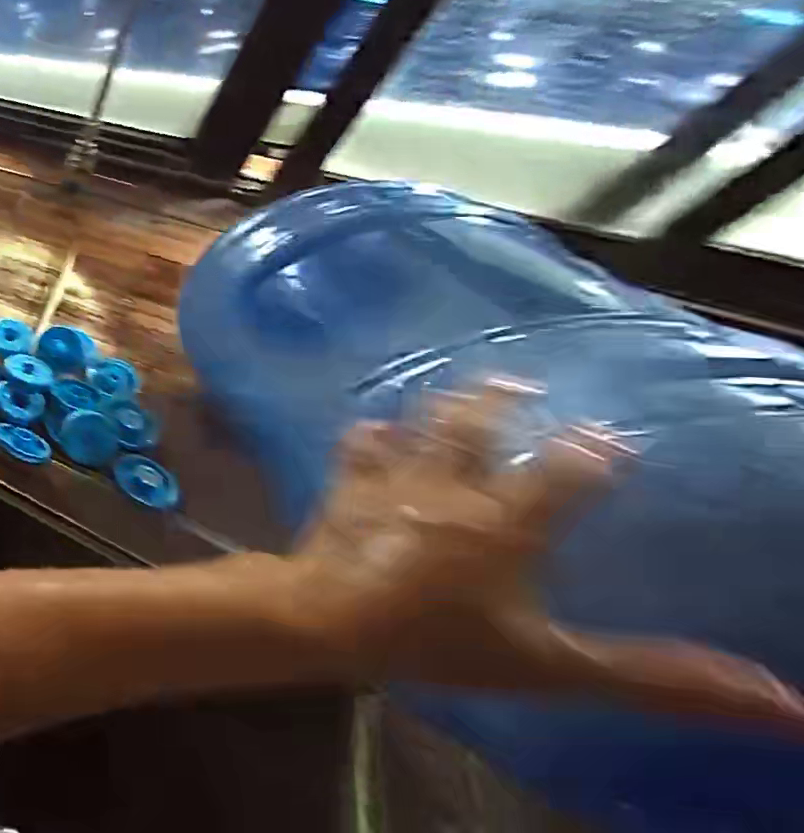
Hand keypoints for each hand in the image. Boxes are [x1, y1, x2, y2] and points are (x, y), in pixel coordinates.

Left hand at [294, 379, 803, 732]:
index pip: (560, 475)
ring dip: (437, 407)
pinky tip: (373, 424)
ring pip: (417, 429)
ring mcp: (388, 482)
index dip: (589, 452)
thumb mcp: (550, 664)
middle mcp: (445, 489)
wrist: (328, 615)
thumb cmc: (435, 637)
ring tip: (454, 389)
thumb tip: (788, 705)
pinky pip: (357, 449)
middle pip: (474, 430)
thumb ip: (655, 676)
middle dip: (497, 402)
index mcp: (502, 523)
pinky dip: (369, 435)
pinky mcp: (343, 487)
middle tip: (516, 380)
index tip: (611, 434)